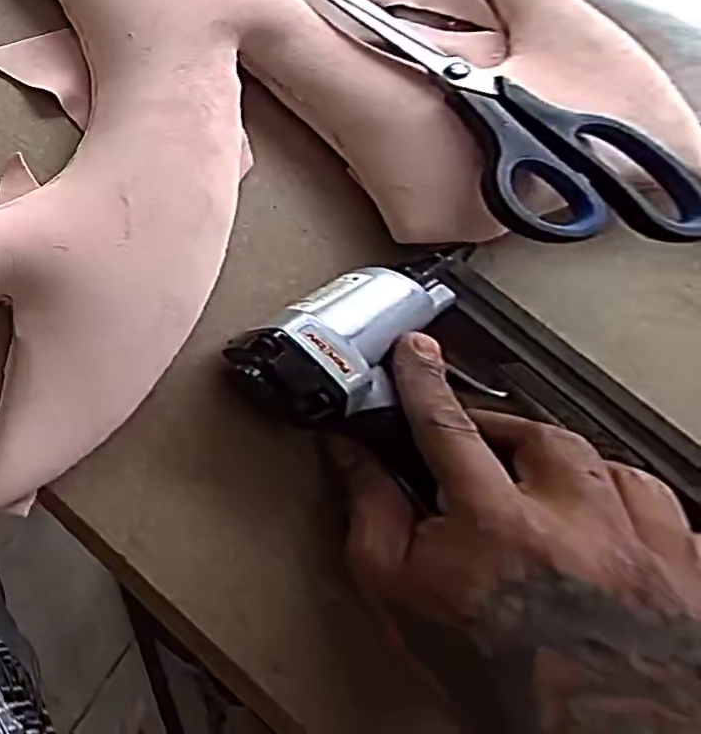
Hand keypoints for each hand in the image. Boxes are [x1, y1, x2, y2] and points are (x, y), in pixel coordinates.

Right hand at [328, 333, 700, 732]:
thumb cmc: (488, 667)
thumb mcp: (389, 581)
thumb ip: (370, 507)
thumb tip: (349, 453)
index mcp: (498, 523)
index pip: (448, 425)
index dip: (423, 380)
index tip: (416, 350)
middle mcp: (583, 529)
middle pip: (551, 439)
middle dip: (504, 425)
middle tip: (473, 433)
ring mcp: (656, 560)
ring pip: (626, 472)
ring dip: (575, 461)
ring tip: (541, 471)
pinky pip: (684, 522)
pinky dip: (638, 505)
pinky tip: (608, 516)